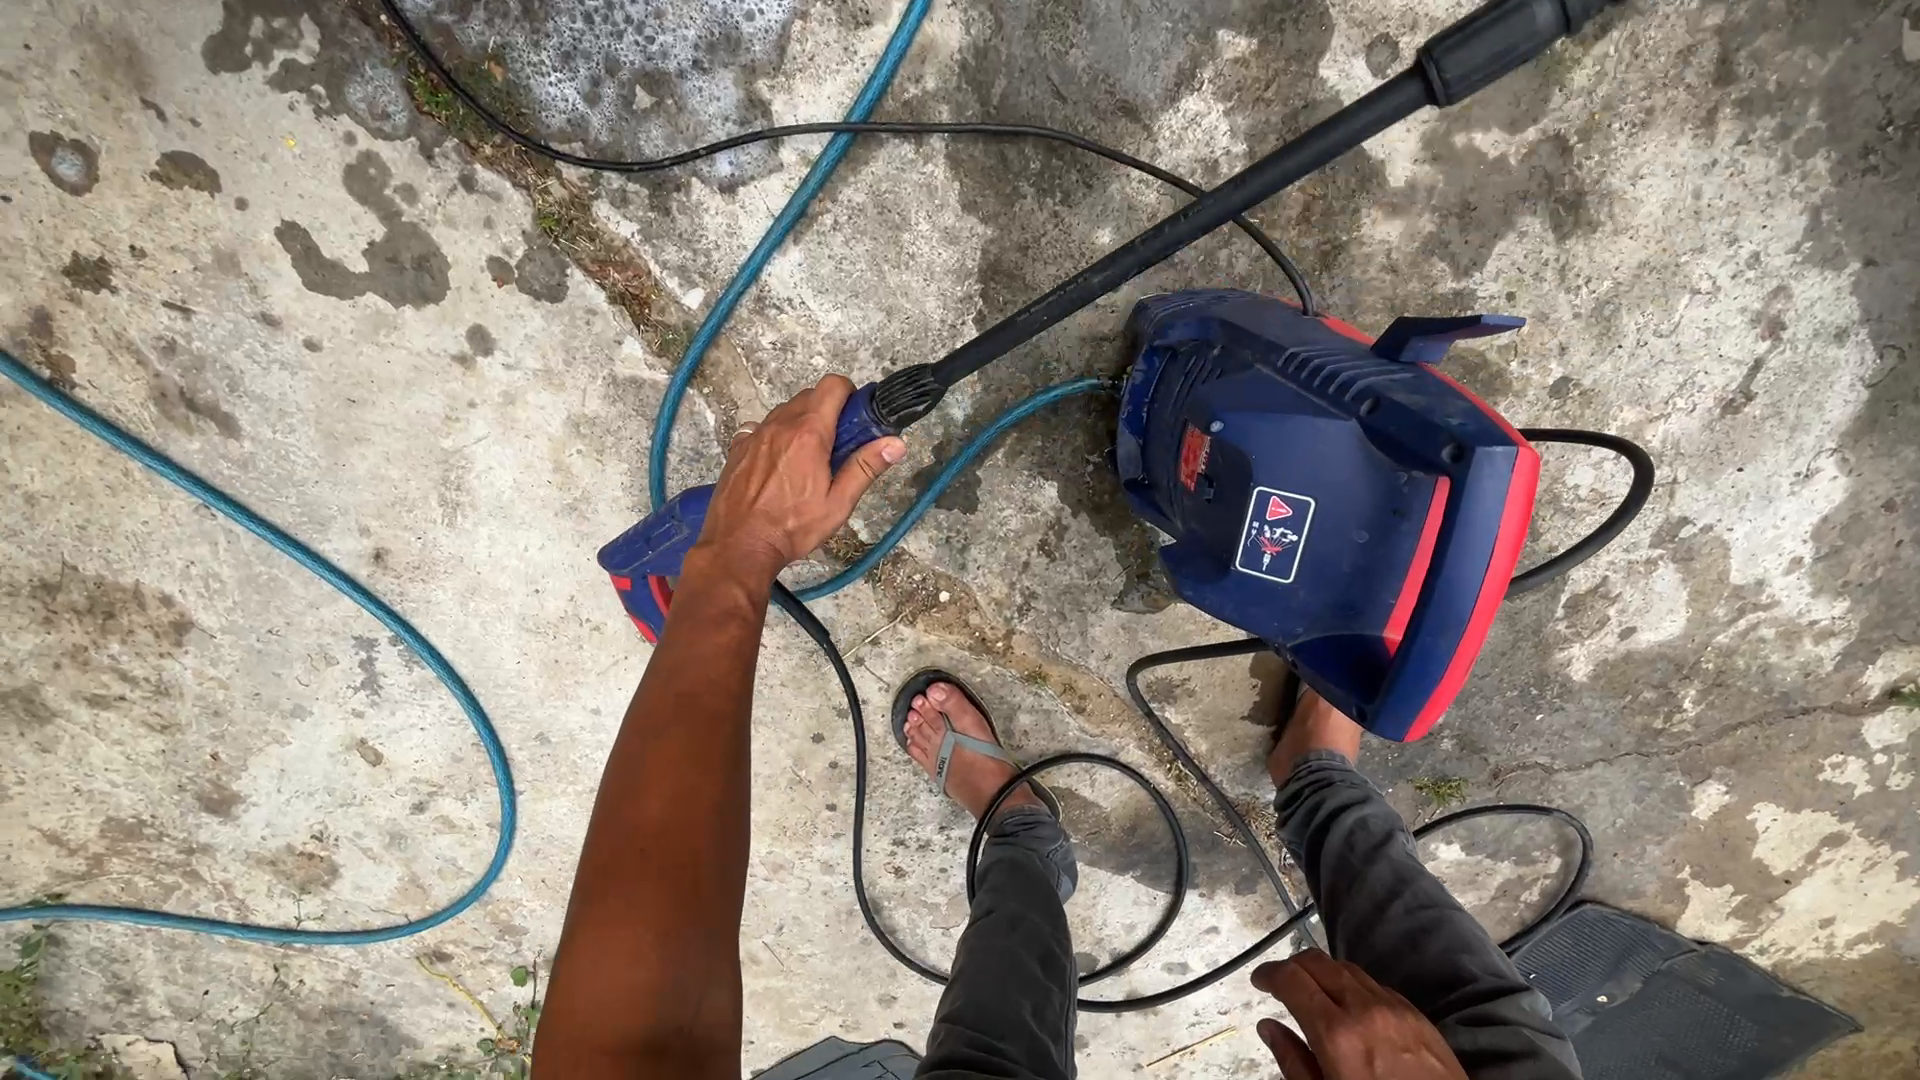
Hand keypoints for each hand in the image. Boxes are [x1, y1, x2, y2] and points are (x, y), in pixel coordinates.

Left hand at [692, 374, 906, 583]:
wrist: (739, 545)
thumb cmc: (791, 528)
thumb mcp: (838, 503)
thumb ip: (866, 467)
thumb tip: (896, 443)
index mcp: (809, 434)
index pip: (833, 385)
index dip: (849, 395)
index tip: (855, 420)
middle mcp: (780, 425)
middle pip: (810, 396)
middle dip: (828, 412)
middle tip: (838, 446)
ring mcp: (755, 434)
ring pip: (785, 411)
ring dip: (802, 423)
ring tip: (809, 459)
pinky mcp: (738, 447)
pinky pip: (762, 427)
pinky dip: (777, 436)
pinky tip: (780, 464)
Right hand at [1251, 949, 1467, 1079]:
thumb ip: (1293, 1063)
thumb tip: (1268, 1027)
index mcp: (1335, 1034)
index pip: (1290, 978)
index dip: (1268, 974)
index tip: (1259, 982)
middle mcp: (1363, 1010)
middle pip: (1316, 962)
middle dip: (1292, 967)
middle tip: (1282, 985)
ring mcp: (1395, 1010)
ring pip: (1346, 968)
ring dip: (1323, 974)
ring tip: (1316, 995)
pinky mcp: (1420, 1017)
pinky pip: (1376, 986)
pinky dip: (1354, 987)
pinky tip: (1353, 1010)